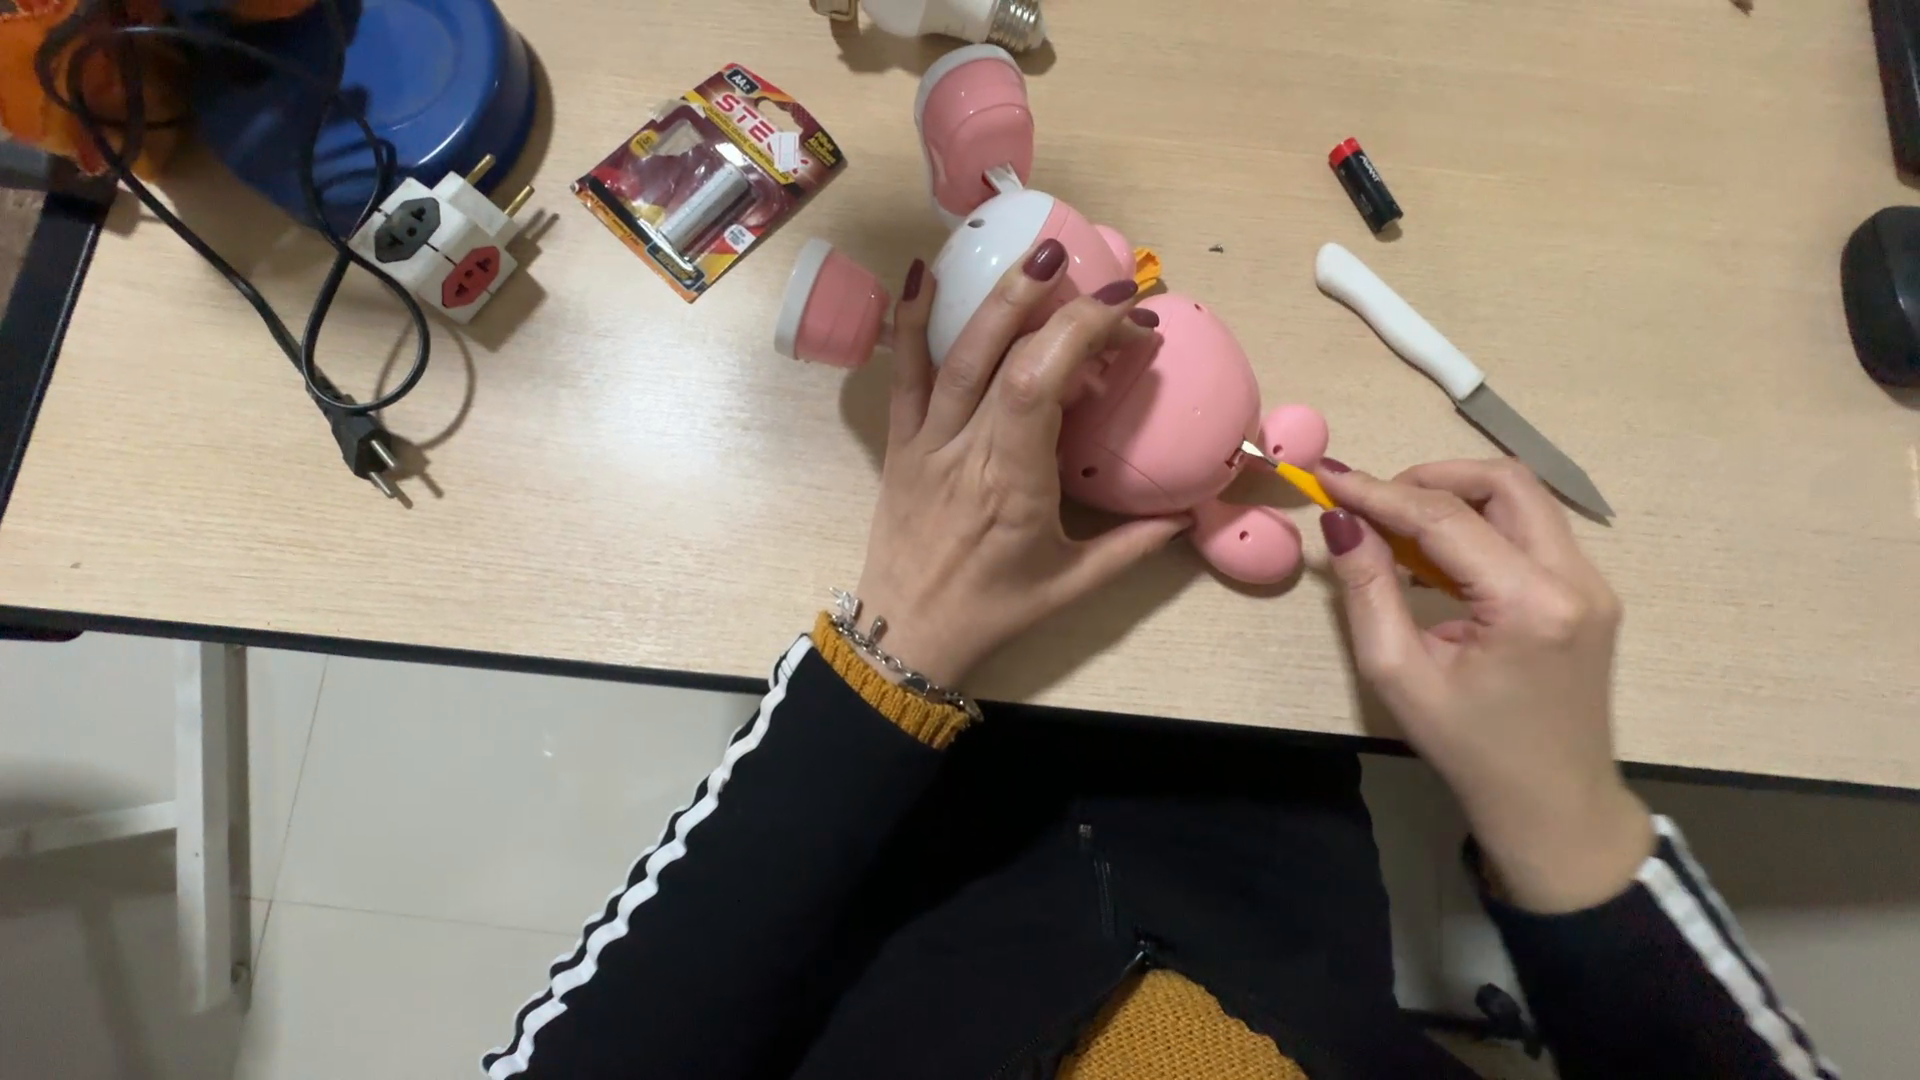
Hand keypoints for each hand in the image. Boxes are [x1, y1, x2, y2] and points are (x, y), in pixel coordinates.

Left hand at [852, 241, 1186, 688]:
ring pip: (957, 357)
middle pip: (1008, 361)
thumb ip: (1132, 547)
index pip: (1040, 388)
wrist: (904, 633)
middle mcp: (966, 453)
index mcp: (1011, 486)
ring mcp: (925, 444)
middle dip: (1059, 309)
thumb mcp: (1069, 586)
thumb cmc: (991, 612)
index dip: (1083, 338)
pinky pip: (901, 376)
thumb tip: (1184, 510)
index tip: (1133, 322)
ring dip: (999, 299)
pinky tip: (922, 273)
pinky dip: (910, 324)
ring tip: (1040, 252)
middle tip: (1105, 281)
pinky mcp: (899, 444)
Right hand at [1317, 458, 1652, 912]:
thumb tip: (1340, 523)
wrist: (1551, 802)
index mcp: (1530, 603)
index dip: (1379, 491)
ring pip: (1522, 499)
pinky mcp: (1588, 591)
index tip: (1328, 477)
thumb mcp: (1396, 671)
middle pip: (1504, 483)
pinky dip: (1475, 524)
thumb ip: (1367, 589)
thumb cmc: (1465, 745)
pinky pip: (1529, 530)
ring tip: (1394, 527)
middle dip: (1427, 478)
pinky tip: (1433, 556)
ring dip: (1453, 496)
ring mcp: (1593, 582)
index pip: (1446, 517)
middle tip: (1371, 502)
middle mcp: (1577, 579)